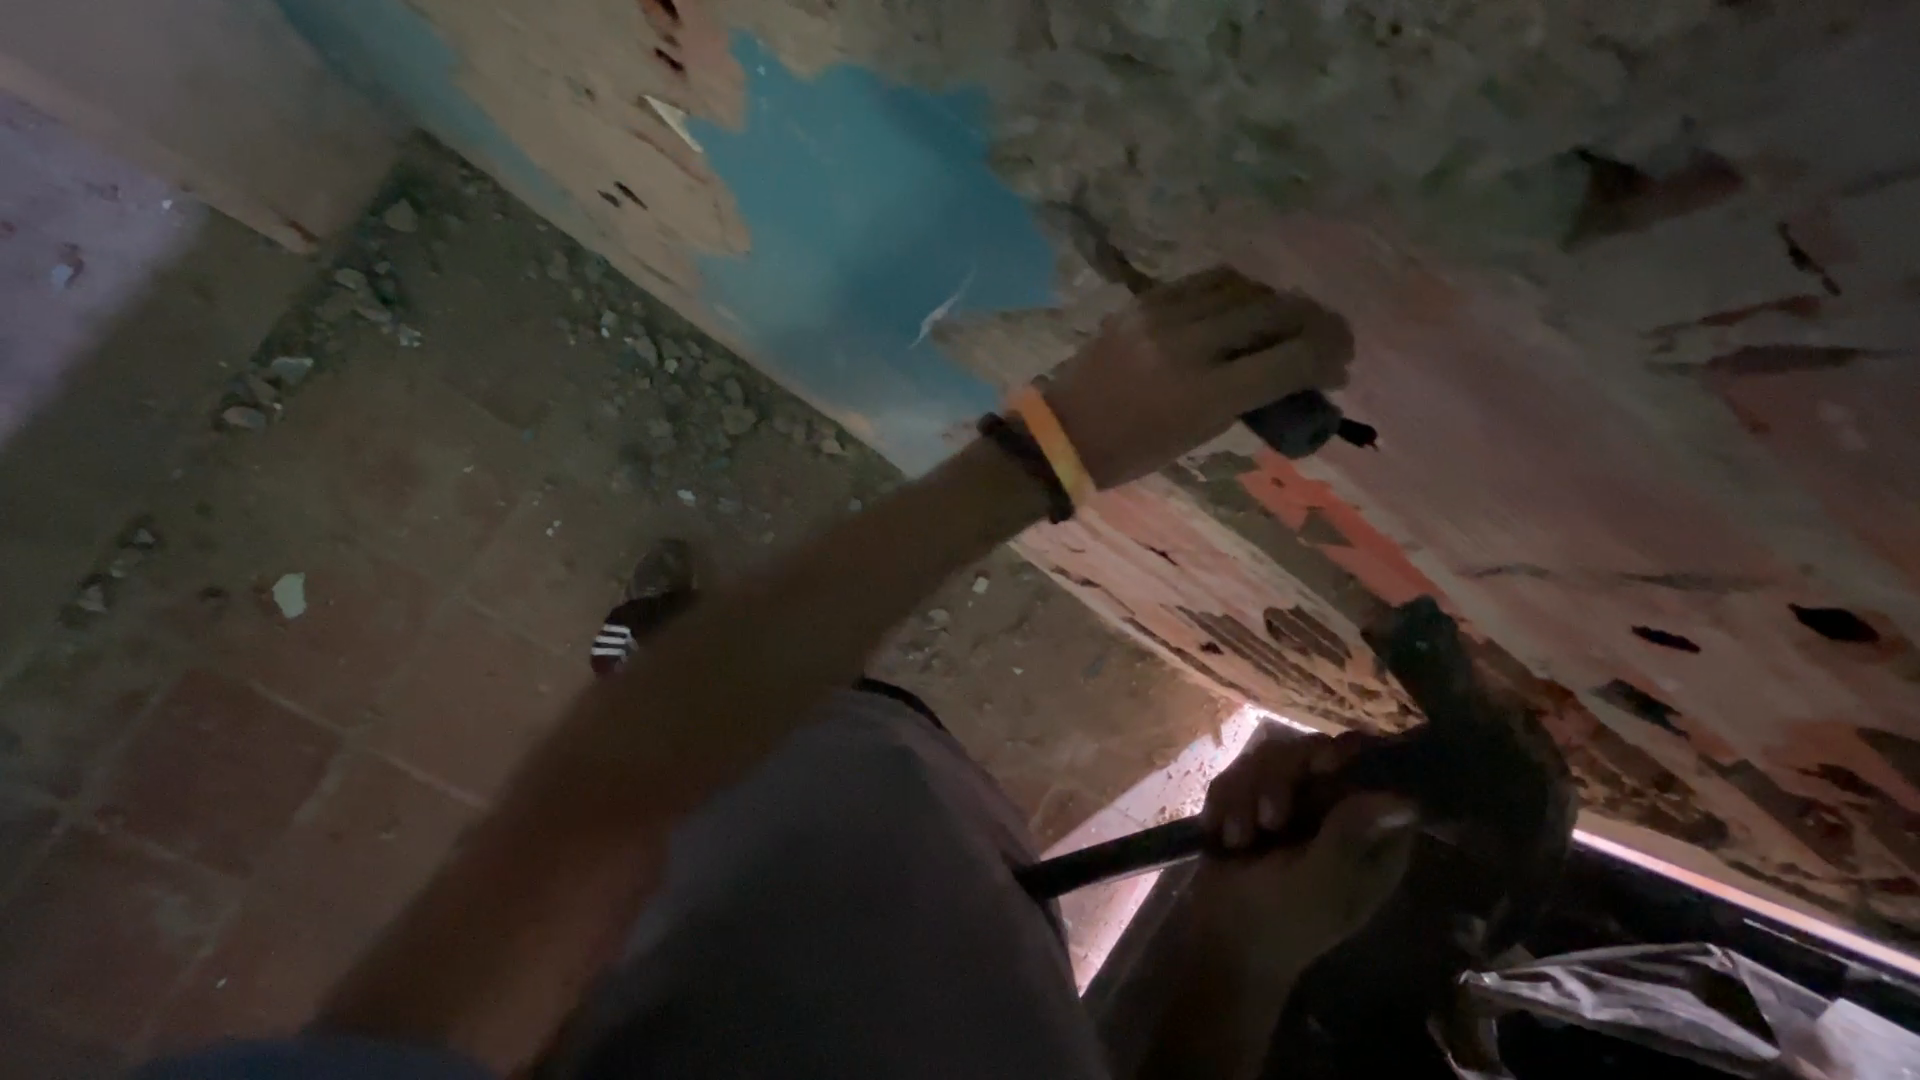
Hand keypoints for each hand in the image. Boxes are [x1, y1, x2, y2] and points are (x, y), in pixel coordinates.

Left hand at [1043, 268, 1352, 487]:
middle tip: (1329, 338)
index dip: (1330, 357)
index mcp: (1204, 396)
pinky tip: (1246, 304)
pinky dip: (1237, 290)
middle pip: (1276, 313)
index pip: (1290, 360)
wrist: (1061, 433)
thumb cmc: (1131, 452)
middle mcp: (1188, 346)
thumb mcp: (1198, 436)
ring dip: (1277, 302)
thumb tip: (1295, 369)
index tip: (1341, 364)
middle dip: (1317, 324)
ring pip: (1245, 287)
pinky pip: (1206, 281)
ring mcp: (1162, 316)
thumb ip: (1248, 398)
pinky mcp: (1143, 301)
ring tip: (1287, 321)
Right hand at [1189, 726, 1416, 982]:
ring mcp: (1289, 805)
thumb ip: (1351, 834)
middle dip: (1280, 780)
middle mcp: (1333, 813)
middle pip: (1313, 752)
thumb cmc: (1282, 922)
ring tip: (1239, 838)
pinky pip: (1237, 774)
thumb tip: (1404, 798)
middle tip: (1269, 817)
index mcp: (1369, 835)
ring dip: (1246, 794)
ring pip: (1270, 758)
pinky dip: (1225, 802)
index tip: (1319, 767)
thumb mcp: (1321, 882)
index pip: (1373, 773)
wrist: (1222, 944)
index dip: (1348, 759)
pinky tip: (1222, 834)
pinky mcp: (1249, 804)